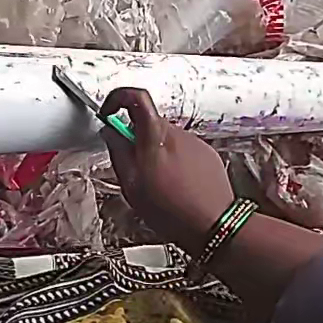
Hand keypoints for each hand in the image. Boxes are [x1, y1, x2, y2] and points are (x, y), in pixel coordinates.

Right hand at [100, 88, 235, 247]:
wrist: (212, 225)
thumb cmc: (171, 209)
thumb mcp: (130, 184)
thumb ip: (118, 152)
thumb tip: (110, 133)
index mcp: (154, 136)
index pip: (135, 97)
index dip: (117, 99)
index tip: (109, 113)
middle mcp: (176, 133)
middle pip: (149, 122)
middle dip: (135, 137)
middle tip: (131, 162)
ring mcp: (193, 142)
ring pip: (165, 138)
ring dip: (155, 151)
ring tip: (156, 181)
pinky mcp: (206, 153)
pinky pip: (182, 149)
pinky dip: (173, 160)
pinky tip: (174, 183)